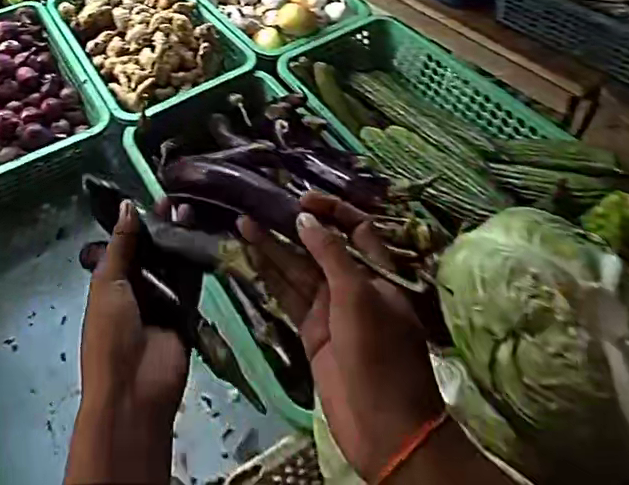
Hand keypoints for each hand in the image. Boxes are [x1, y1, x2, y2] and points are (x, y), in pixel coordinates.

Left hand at [66, 201, 188, 484]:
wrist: (134, 390)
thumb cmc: (110, 333)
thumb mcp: (107, 283)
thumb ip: (122, 245)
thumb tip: (127, 205)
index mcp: (110, 281)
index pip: (125, 244)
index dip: (136, 222)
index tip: (149, 196)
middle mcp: (136, 288)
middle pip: (151, 251)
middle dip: (160, 227)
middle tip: (173, 197)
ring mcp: (161, 301)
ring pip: (171, 263)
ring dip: (178, 238)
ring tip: (188, 207)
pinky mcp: (185, 313)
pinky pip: (190, 282)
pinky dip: (194, 260)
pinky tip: (200, 233)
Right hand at [239, 194, 443, 478]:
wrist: (386, 430)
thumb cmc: (381, 356)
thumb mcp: (359, 297)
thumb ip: (331, 254)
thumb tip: (304, 217)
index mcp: (377, 275)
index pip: (356, 229)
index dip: (332, 210)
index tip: (302, 198)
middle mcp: (352, 286)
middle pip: (319, 246)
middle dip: (291, 225)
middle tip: (258, 204)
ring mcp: (329, 309)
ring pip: (296, 268)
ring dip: (271, 245)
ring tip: (242, 221)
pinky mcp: (310, 330)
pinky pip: (286, 294)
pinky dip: (268, 274)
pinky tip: (249, 254)